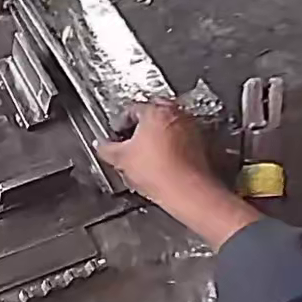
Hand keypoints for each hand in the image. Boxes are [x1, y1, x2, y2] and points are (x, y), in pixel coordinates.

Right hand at [97, 101, 261, 249]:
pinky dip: (169, 146)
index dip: (119, 124)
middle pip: (152, 115)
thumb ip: (106, 148)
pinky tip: (159, 162)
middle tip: (128, 143)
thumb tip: (101, 146)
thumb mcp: (121, 159)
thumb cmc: (158, 171)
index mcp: (155, 111)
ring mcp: (191, 128)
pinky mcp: (200, 143)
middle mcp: (177, 114)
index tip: (114, 135)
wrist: (187, 191)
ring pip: (167, 127)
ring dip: (155, 137)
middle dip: (138, 128)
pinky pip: (179, 139)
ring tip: (143, 155)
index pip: (131, 109)